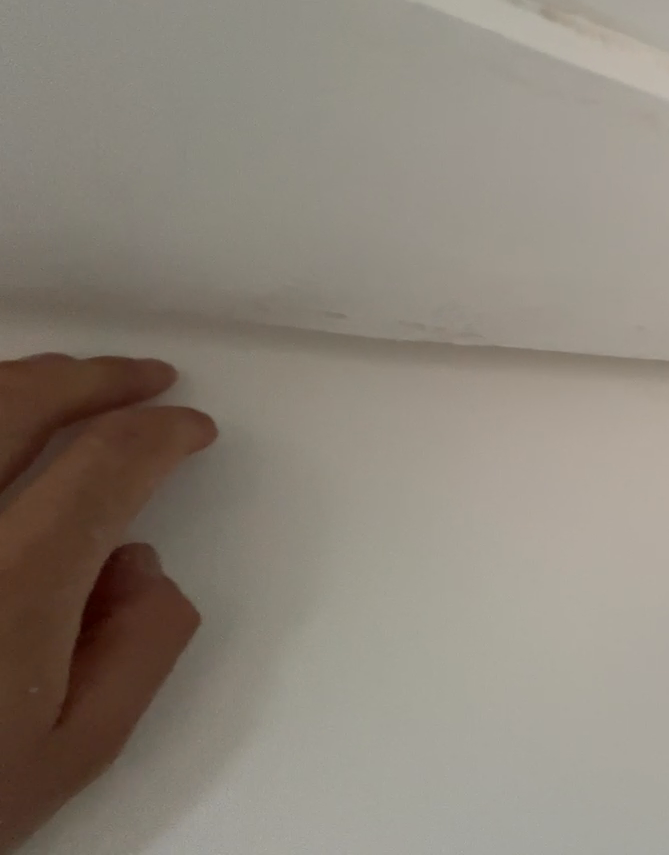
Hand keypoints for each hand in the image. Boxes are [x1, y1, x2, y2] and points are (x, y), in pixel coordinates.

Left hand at [0, 354, 215, 853]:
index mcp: (6, 586)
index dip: (164, 429)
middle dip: (90, 379)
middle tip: (138, 378)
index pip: (110, 459)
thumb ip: (144, 642)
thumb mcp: (72, 751)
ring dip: (10, 387)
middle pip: (10, 407)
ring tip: (55, 386)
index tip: (190, 429)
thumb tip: (136, 568)